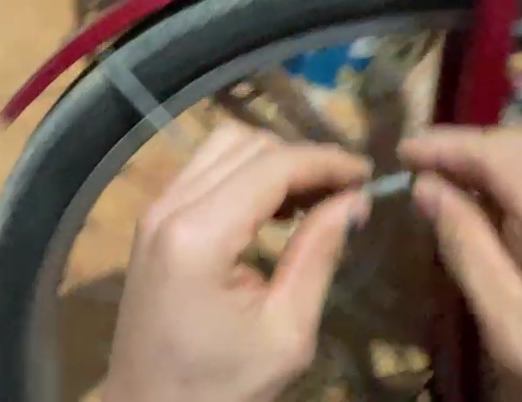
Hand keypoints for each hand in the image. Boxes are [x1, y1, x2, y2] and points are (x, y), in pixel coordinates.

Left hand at [105, 125, 371, 401]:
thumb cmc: (220, 388)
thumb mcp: (285, 334)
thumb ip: (318, 256)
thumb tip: (355, 200)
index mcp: (199, 235)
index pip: (271, 166)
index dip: (324, 161)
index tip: (367, 174)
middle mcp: (171, 204)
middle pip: (247, 144)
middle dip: (301, 158)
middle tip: (344, 190)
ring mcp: (156, 206)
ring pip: (224, 144)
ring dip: (273, 158)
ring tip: (313, 195)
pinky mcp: (154, 215)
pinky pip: (206, 166)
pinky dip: (245, 170)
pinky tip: (275, 203)